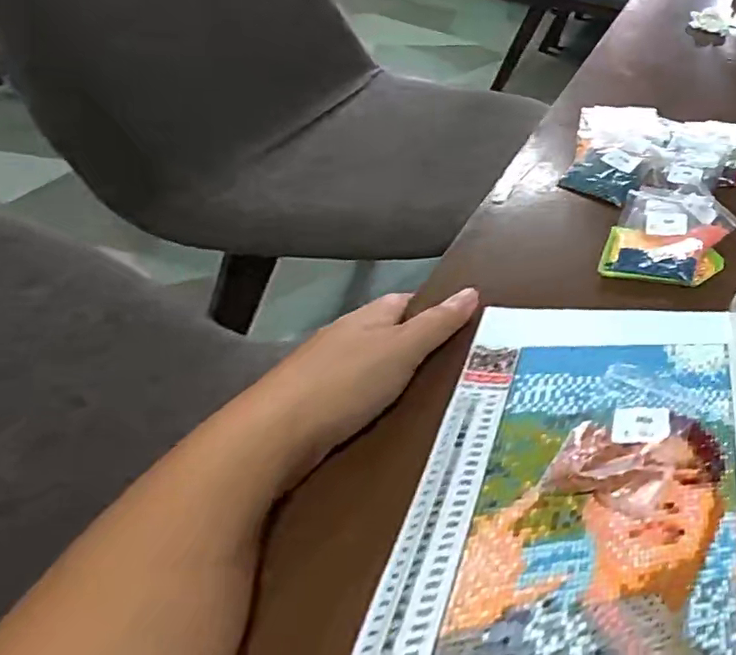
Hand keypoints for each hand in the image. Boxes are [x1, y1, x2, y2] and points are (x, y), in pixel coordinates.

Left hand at [226, 288, 479, 485]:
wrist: (263, 444)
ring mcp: (322, 374)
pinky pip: (356, 400)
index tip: (468, 330)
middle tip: (462, 369)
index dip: (438, 312)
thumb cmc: (342, 384)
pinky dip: (374, 408)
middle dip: (422, 350)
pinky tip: (391, 422)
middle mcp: (344, 338)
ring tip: (435, 399)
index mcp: (367, 317)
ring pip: (374, 370)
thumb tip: (472, 291)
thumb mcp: (403, 349)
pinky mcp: (309, 410)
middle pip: (394, 336)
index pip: (410, 302)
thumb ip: (438, 323)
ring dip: (398, 382)